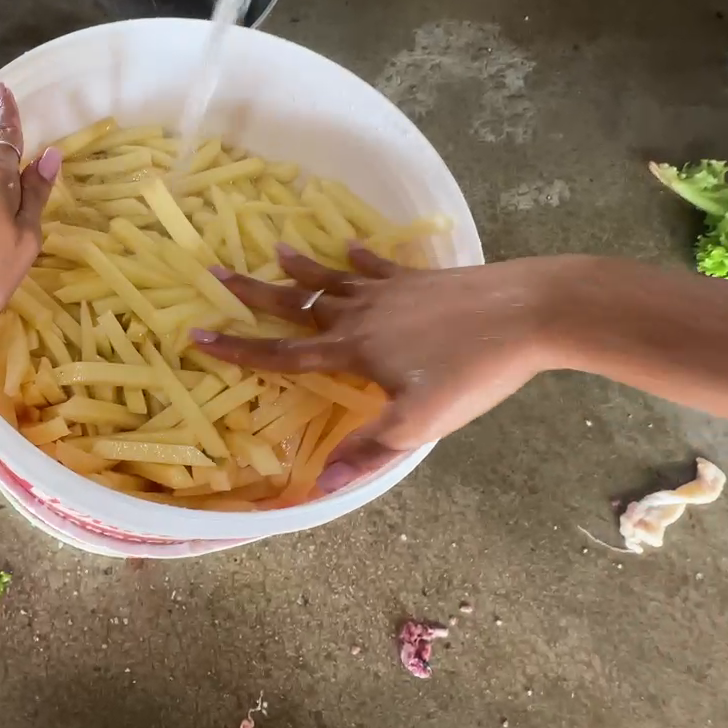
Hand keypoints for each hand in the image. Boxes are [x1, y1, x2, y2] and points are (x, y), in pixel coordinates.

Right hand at [191, 245, 565, 490]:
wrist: (529, 311)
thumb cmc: (473, 371)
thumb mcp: (420, 421)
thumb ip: (369, 450)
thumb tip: (321, 483)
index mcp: (350, 350)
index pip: (281, 352)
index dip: (237, 347)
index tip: (198, 334)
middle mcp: (357, 315)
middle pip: (293, 302)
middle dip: (251, 291)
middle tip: (216, 271)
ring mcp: (386, 291)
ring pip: (328, 278)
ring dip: (299, 266)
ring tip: (274, 248)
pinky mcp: (415, 278)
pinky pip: (375, 265)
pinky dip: (357, 257)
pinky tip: (349, 244)